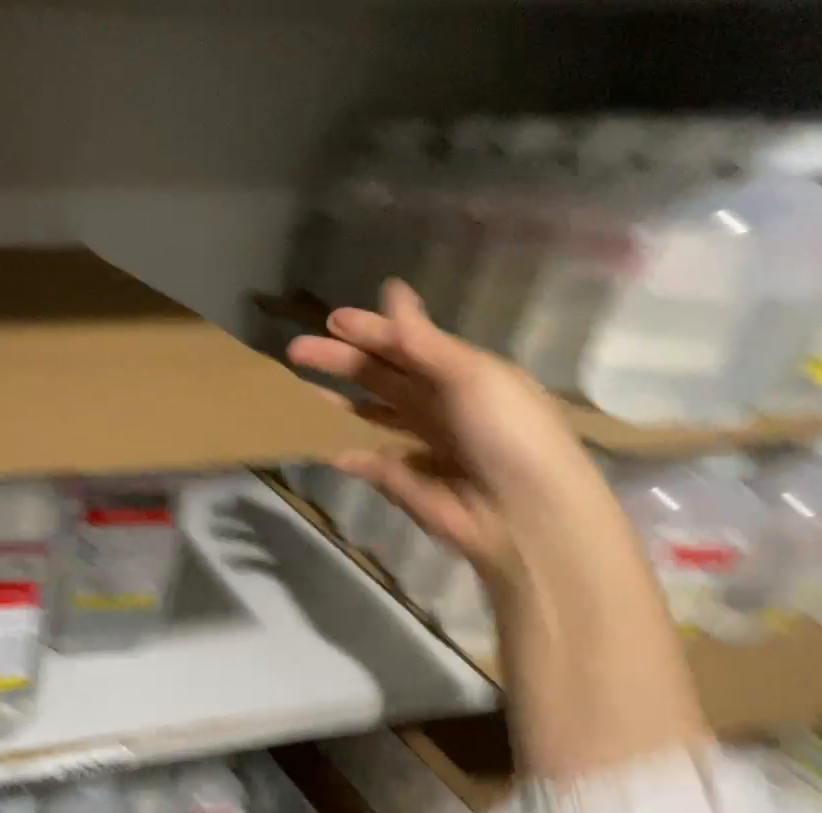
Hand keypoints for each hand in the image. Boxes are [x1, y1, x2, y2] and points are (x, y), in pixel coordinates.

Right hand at [286, 280, 605, 580]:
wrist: (525, 512)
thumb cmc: (507, 431)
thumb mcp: (471, 374)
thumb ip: (422, 340)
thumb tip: (391, 291)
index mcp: (460, 375)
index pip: (406, 346)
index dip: (370, 332)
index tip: (331, 320)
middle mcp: (438, 406)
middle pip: (380, 378)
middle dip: (340, 362)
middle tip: (296, 351)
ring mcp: (419, 446)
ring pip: (368, 418)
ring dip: (335, 405)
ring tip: (297, 393)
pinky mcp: (404, 484)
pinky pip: (369, 463)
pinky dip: (347, 454)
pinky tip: (323, 444)